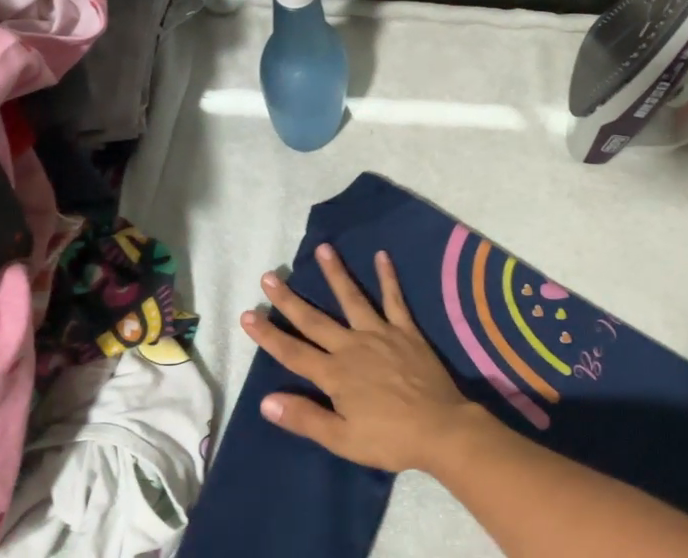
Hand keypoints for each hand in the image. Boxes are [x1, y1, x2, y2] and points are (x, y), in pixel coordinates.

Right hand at [241, 244, 490, 473]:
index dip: (268, 334)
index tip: (247, 314)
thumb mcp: (342, 439)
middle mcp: (353, 346)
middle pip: (315, 320)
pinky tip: (382, 256)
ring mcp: (381, 334)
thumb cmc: (389, 439)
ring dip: (336, 273)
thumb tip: (265, 400)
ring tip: (323, 248)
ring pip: (352, 298)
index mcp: (335, 374)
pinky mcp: (406, 331)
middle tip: (269, 276)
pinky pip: (395, 299)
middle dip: (289, 299)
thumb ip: (304, 418)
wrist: (440, 428)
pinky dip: (388, 277)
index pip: (293, 352)